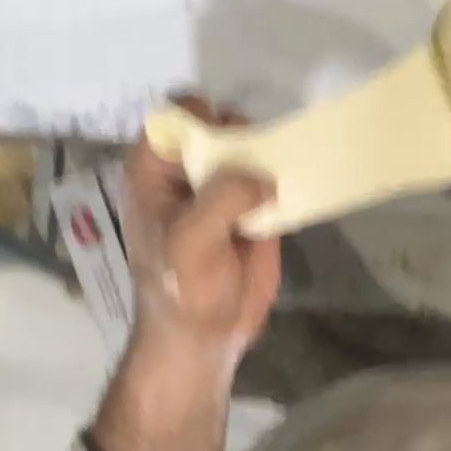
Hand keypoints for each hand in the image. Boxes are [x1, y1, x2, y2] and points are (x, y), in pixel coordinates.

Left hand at [121, 95, 280, 361]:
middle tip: (256, 161)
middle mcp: (189, 172)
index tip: (226, 136)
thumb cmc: (181, 287)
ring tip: (277, 176)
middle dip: (242, 133)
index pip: (174, 118)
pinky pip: (272, 178)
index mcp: (155, 172)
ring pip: (249, 148)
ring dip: (269, 154)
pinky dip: (286, 178)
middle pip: (218, 124)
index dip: (200, 115)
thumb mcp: (191, 240)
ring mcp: (223, 189)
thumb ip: (223, 196)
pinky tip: (294, 188)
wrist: (206, 335)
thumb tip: (265, 175)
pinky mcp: (254, 207)